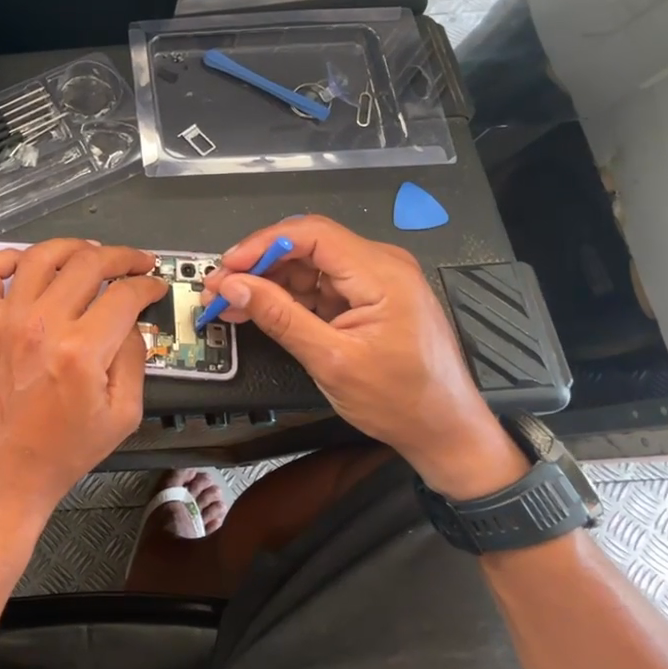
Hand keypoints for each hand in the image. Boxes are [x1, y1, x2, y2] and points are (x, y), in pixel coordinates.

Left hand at [0, 240, 166, 521]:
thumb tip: (132, 321)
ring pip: (41, 256)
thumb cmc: (62, 452)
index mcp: (81, 351)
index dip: (147, 284)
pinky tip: (29, 263)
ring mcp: (6, 321)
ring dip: (73, 247)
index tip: (153, 285)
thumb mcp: (123, 414)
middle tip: (134, 262)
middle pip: (88, 263)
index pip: (124, 294)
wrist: (4, 474)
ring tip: (91, 253)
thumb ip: (134, 359)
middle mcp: (42, 326)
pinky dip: (6, 258)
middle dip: (121, 257)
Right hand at [205, 216, 527, 498]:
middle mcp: (381, 265)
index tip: (228, 268)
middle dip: (258, 263)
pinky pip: (320, 283)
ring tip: (231, 302)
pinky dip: (286, 295)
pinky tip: (258, 309)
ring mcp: (376, 280)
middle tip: (220, 288)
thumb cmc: (399, 402)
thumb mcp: (331, 361)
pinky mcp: (369, 297)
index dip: (262, 245)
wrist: (446, 434)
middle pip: (307, 244)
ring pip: (308, 263)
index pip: (311, 234)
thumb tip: (233, 287)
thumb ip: (279, 317)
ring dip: (268, 280)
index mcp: (382, 274)